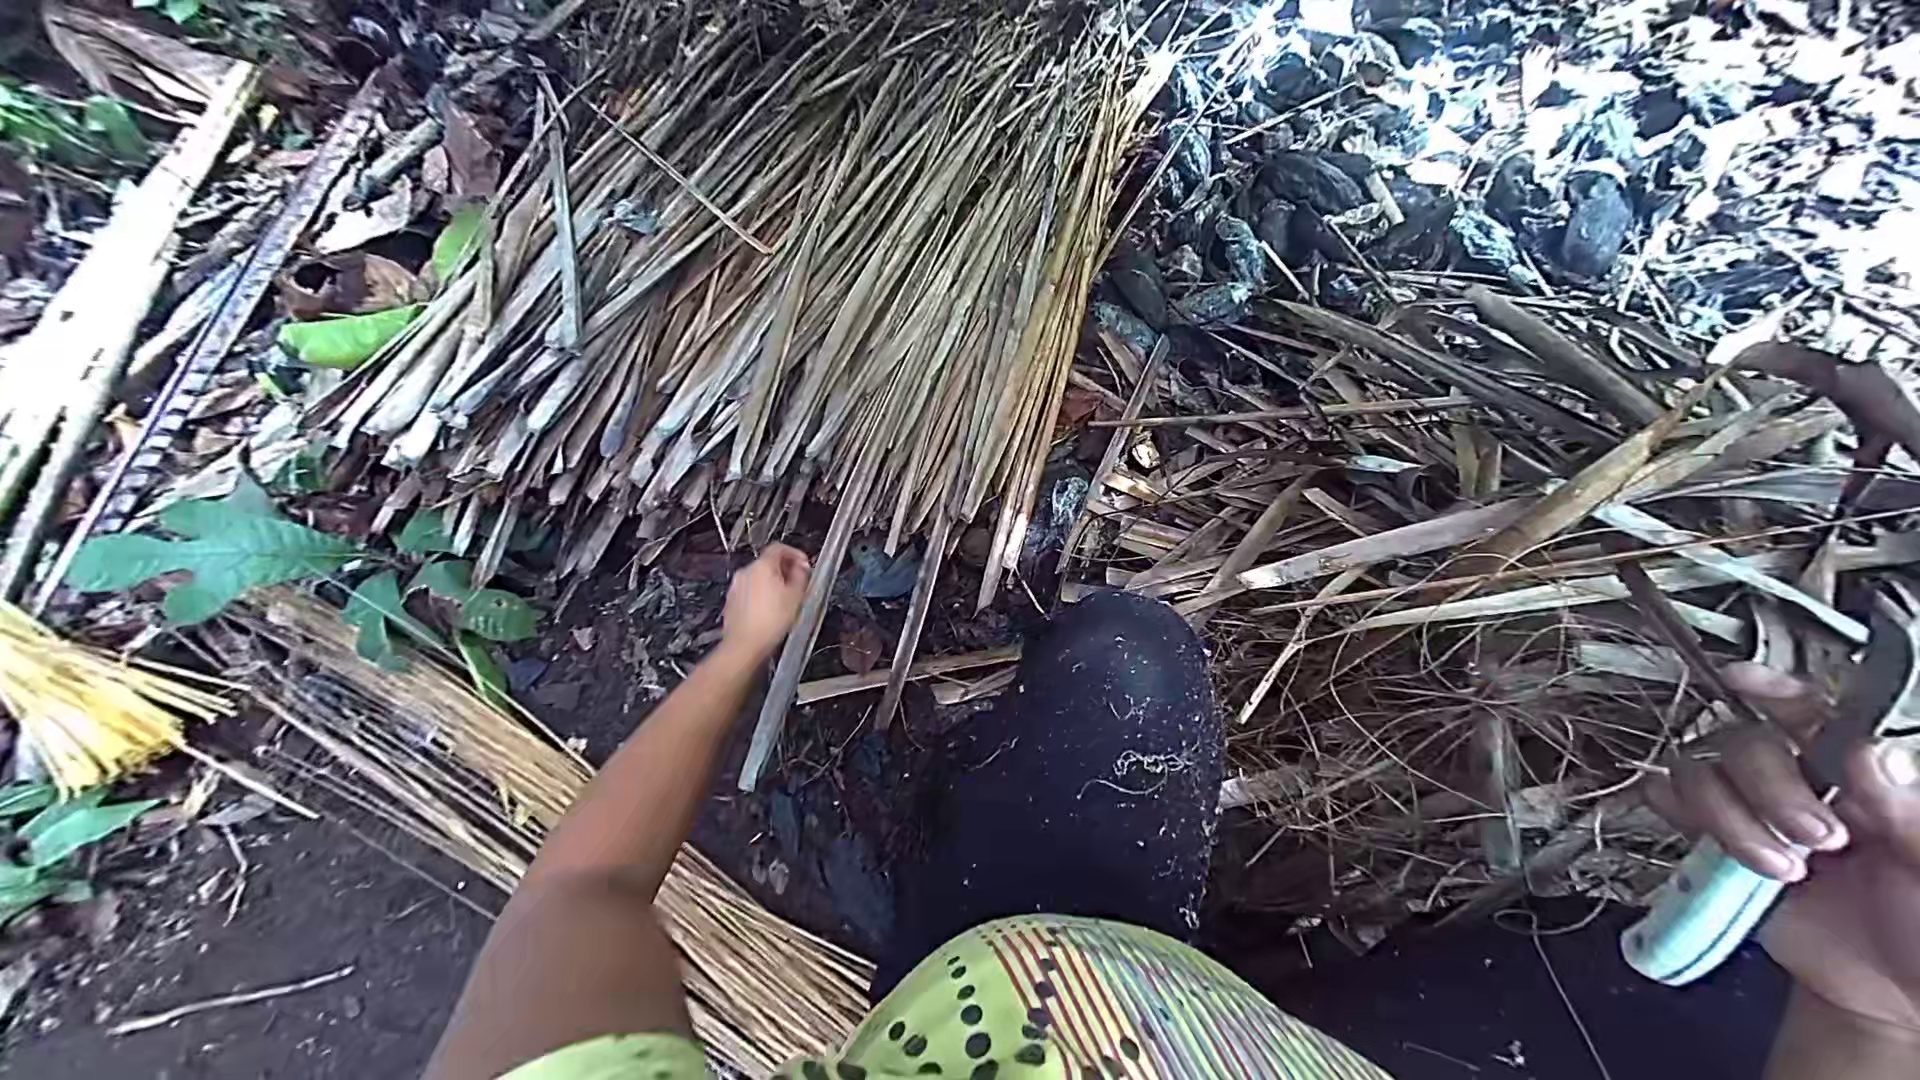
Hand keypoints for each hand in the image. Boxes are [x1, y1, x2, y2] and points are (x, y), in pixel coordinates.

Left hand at [717, 543, 810, 663]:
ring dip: (773, 582)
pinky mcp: (732, 601)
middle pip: (768, 562)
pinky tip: (771, 610)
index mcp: (762, 566)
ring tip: (786, 599)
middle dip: (785, 570)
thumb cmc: (770, 622)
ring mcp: (736, 586)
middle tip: (798, 583)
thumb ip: (801, 575)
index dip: (795, 553)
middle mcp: (746, 572)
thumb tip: (802, 567)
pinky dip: (762, 594)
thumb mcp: (796, 595)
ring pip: (759, 577)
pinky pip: (750, 590)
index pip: (779, 548)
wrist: (745, 645)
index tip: (804, 564)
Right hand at [1644, 663, 1919, 1030]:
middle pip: (1743, 740)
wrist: (1901, 1002)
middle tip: (1821, 839)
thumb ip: (1911, 813)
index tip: (1745, 679)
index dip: (1775, 689)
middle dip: (1770, 787)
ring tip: (1784, 866)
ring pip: (1695, 769)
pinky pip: (1665, 800)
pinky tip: (1735, 857)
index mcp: (1867, 781)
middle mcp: (1803, 783)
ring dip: (1731, 816)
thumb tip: (1863, 749)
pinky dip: (1688, 821)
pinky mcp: (1708, 835)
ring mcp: (1749, 808)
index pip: (1813, 714)